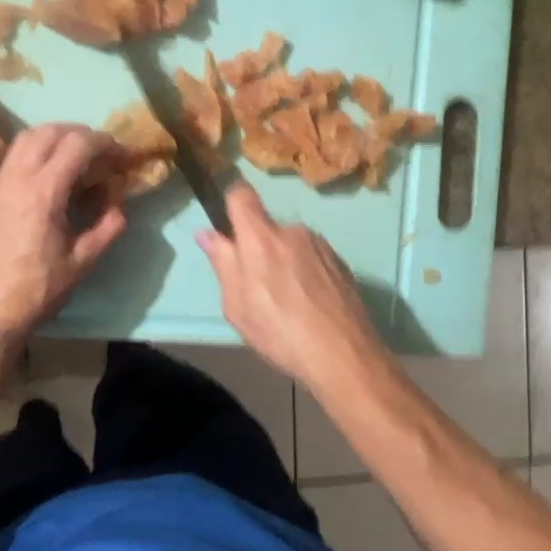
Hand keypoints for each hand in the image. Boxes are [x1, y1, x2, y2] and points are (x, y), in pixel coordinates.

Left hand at [0, 124, 127, 333]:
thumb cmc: (41, 287)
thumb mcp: (85, 260)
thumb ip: (108, 226)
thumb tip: (120, 203)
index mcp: (43, 194)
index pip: (77, 145)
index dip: (104, 143)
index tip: (123, 155)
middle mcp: (19, 178)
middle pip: (50, 131)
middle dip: (82, 134)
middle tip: (103, 153)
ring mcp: (3, 182)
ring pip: (29, 136)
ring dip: (58, 136)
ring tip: (80, 156)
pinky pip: (17, 153)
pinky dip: (40, 148)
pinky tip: (56, 171)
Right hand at [196, 184, 388, 388]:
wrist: (343, 355)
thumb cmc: (279, 333)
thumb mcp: (237, 306)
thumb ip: (222, 264)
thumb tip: (207, 234)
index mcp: (260, 239)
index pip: (240, 195)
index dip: (231, 205)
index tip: (230, 231)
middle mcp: (292, 231)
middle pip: (266, 227)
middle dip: (257, 248)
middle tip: (257, 288)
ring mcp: (320, 245)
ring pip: (290, 244)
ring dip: (284, 262)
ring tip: (287, 302)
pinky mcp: (340, 262)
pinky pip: (311, 258)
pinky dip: (305, 273)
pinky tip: (309, 304)